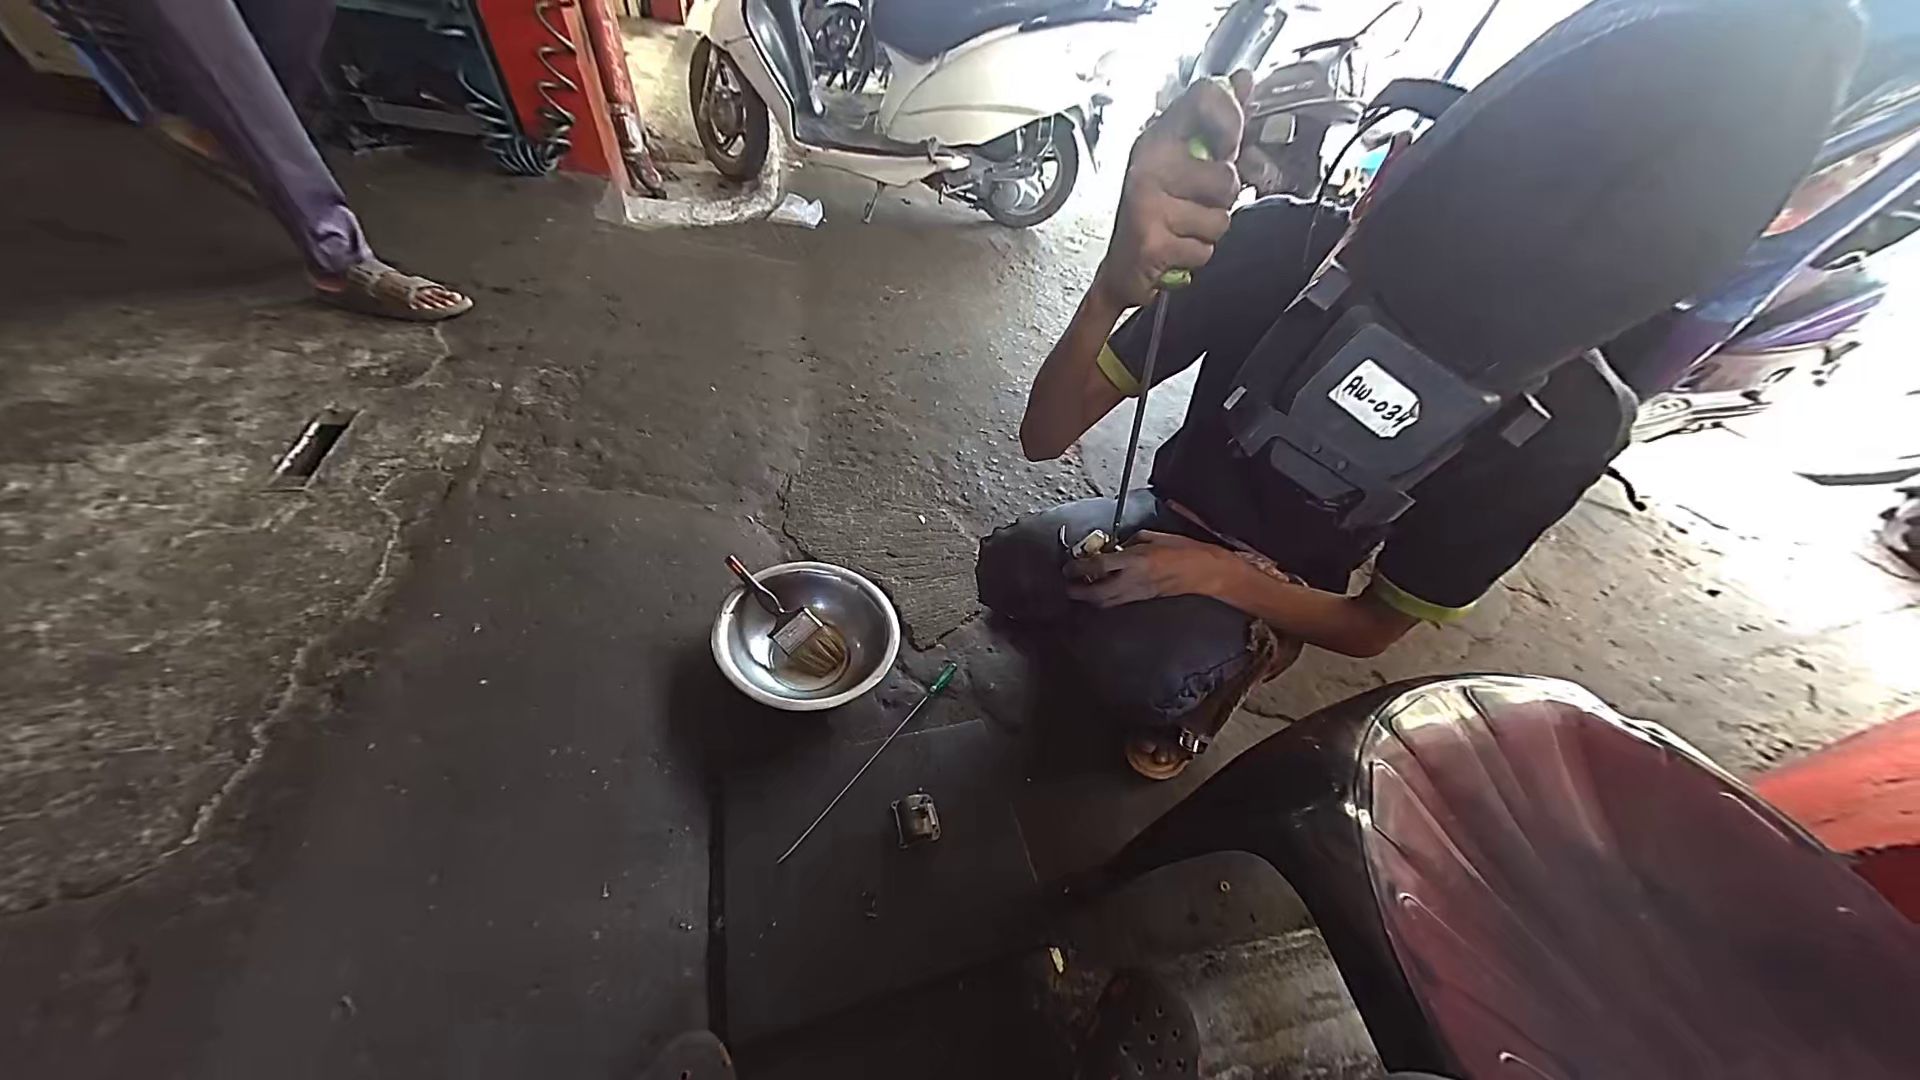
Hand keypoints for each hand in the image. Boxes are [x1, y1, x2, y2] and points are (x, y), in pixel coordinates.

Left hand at [1063, 530, 1241, 607]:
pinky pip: (1117, 603)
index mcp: (1135, 560)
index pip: (1098, 566)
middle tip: (1067, 586)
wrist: (1204, 571)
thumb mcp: (1152, 537)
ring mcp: (1138, 593)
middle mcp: (1133, 580)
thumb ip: (1129, 542)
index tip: (1068, 567)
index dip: (1079, 568)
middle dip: (1078, 592)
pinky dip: (1104, 599)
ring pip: (1105, 603)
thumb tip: (1114, 548)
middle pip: (1097, 593)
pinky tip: (1099, 593)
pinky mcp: (1142, 600)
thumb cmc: (1182, 549)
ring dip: (1089, 598)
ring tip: (1079, 590)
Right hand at [1093, 71, 1251, 309]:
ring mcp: (1148, 207)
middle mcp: (1148, 168)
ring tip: (1184, 230)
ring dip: (1209, 231)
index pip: (1205, 98)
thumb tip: (1243, 82)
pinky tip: (1175, 251)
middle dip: (1222, 199)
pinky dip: (1196, 256)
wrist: (1121, 271)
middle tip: (1195, 205)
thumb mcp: (1178, 164)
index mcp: (1155, 141)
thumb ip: (1213, 126)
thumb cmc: (1152, 217)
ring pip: (1220, 219)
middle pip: (1226, 175)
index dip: (1231, 119)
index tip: (1228, 145)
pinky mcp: (1153, 244)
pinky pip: (1204, 249)